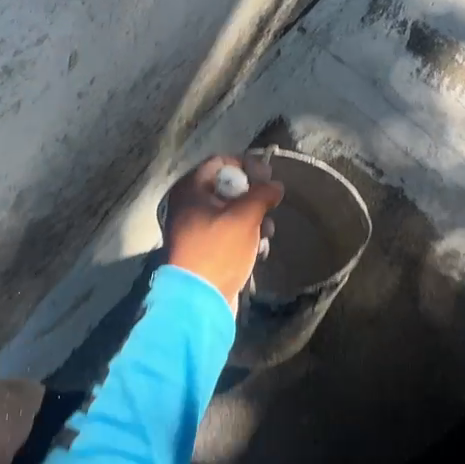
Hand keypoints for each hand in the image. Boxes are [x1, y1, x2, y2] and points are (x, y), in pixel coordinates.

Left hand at [164, 154, 283, 310]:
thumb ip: (262, 194)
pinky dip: (245, 237)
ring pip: (231, 212)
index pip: (220, 162)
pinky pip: (228, 234)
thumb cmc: (218, 250)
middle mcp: (189, 205)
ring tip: (268, 232)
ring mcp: (196, 229)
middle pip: (228, 188)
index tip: (268, 176)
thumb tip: (276, 184)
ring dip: (254, 219)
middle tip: (271, 205)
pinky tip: (259, 249)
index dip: (246, 164)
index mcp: (191, 189)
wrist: (198, 303)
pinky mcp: (205, 250)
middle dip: (253, 196)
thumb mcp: (244, 217)